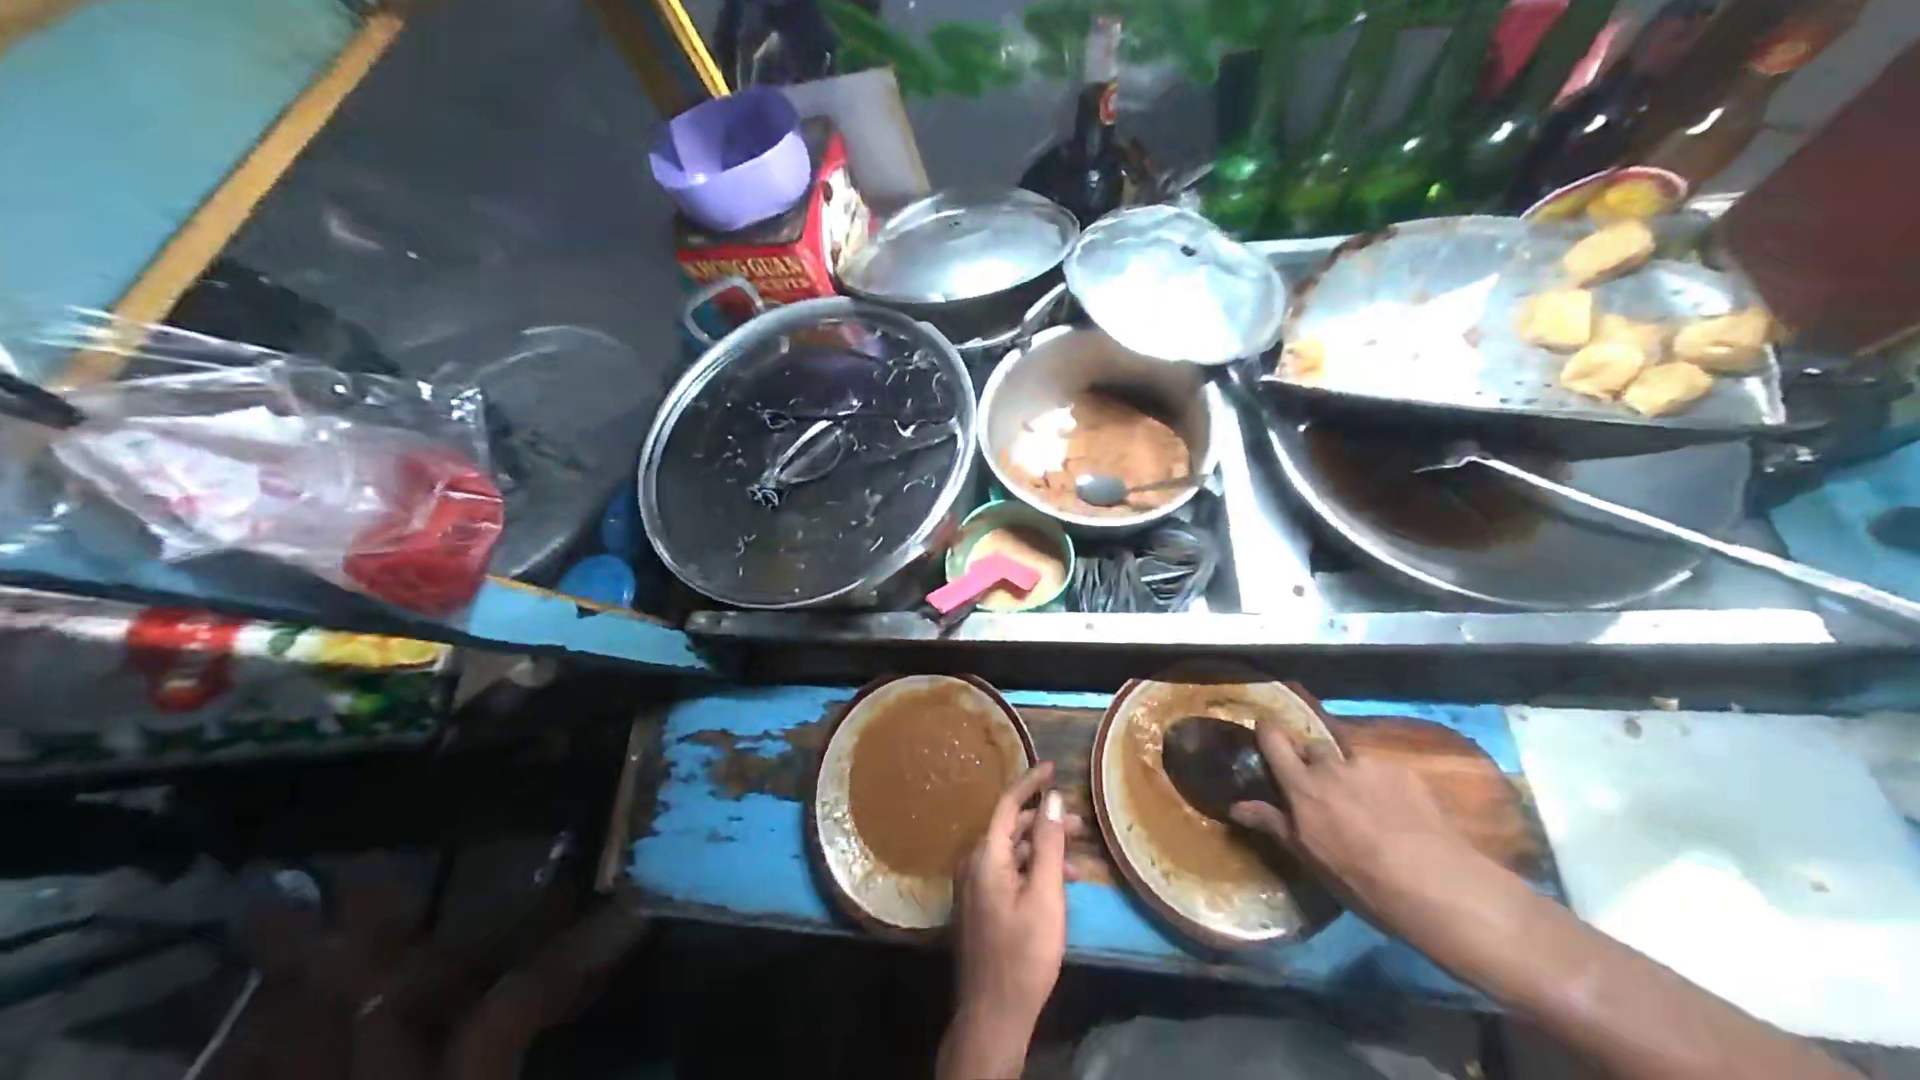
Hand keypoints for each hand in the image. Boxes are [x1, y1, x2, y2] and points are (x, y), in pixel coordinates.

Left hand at [939, 762, 1083, 1079]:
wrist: (993, 1013)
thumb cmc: (1024, 952)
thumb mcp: (1046, 895)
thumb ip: (1050, 845)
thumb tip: (1053, 798)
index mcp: (985, 856)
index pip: (1007, 804)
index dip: (1030, 782)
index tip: (1053, 766)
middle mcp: (974, 863)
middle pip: (1012, 828)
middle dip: (1046, 821)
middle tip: (1082, 823)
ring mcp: (975, 885)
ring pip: (1013, 852)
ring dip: (1045, 849)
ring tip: (1081, 855)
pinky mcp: (981, 904)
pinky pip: (1009, 872)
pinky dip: (1035, 870)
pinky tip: (1063, 883)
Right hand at [1228, 716, 1488, 926]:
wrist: (1437, 886)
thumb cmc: (1361, 878)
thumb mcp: (1309, 857)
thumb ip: (1273, 823)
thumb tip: (1235, 806)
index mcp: (1302, 785)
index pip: (1275, 740)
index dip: (1267, 731)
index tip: (1264, 731)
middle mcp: (1332, 765)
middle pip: (1313, 747)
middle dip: (1311, 760)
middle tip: (1320, 787)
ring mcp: (1371, 765)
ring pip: (1349, 759)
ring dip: (1349, 774)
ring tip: (1365, 804)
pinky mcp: (1405, 772)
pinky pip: (1382, 770)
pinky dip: (1381, 784)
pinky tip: (1396, 812)